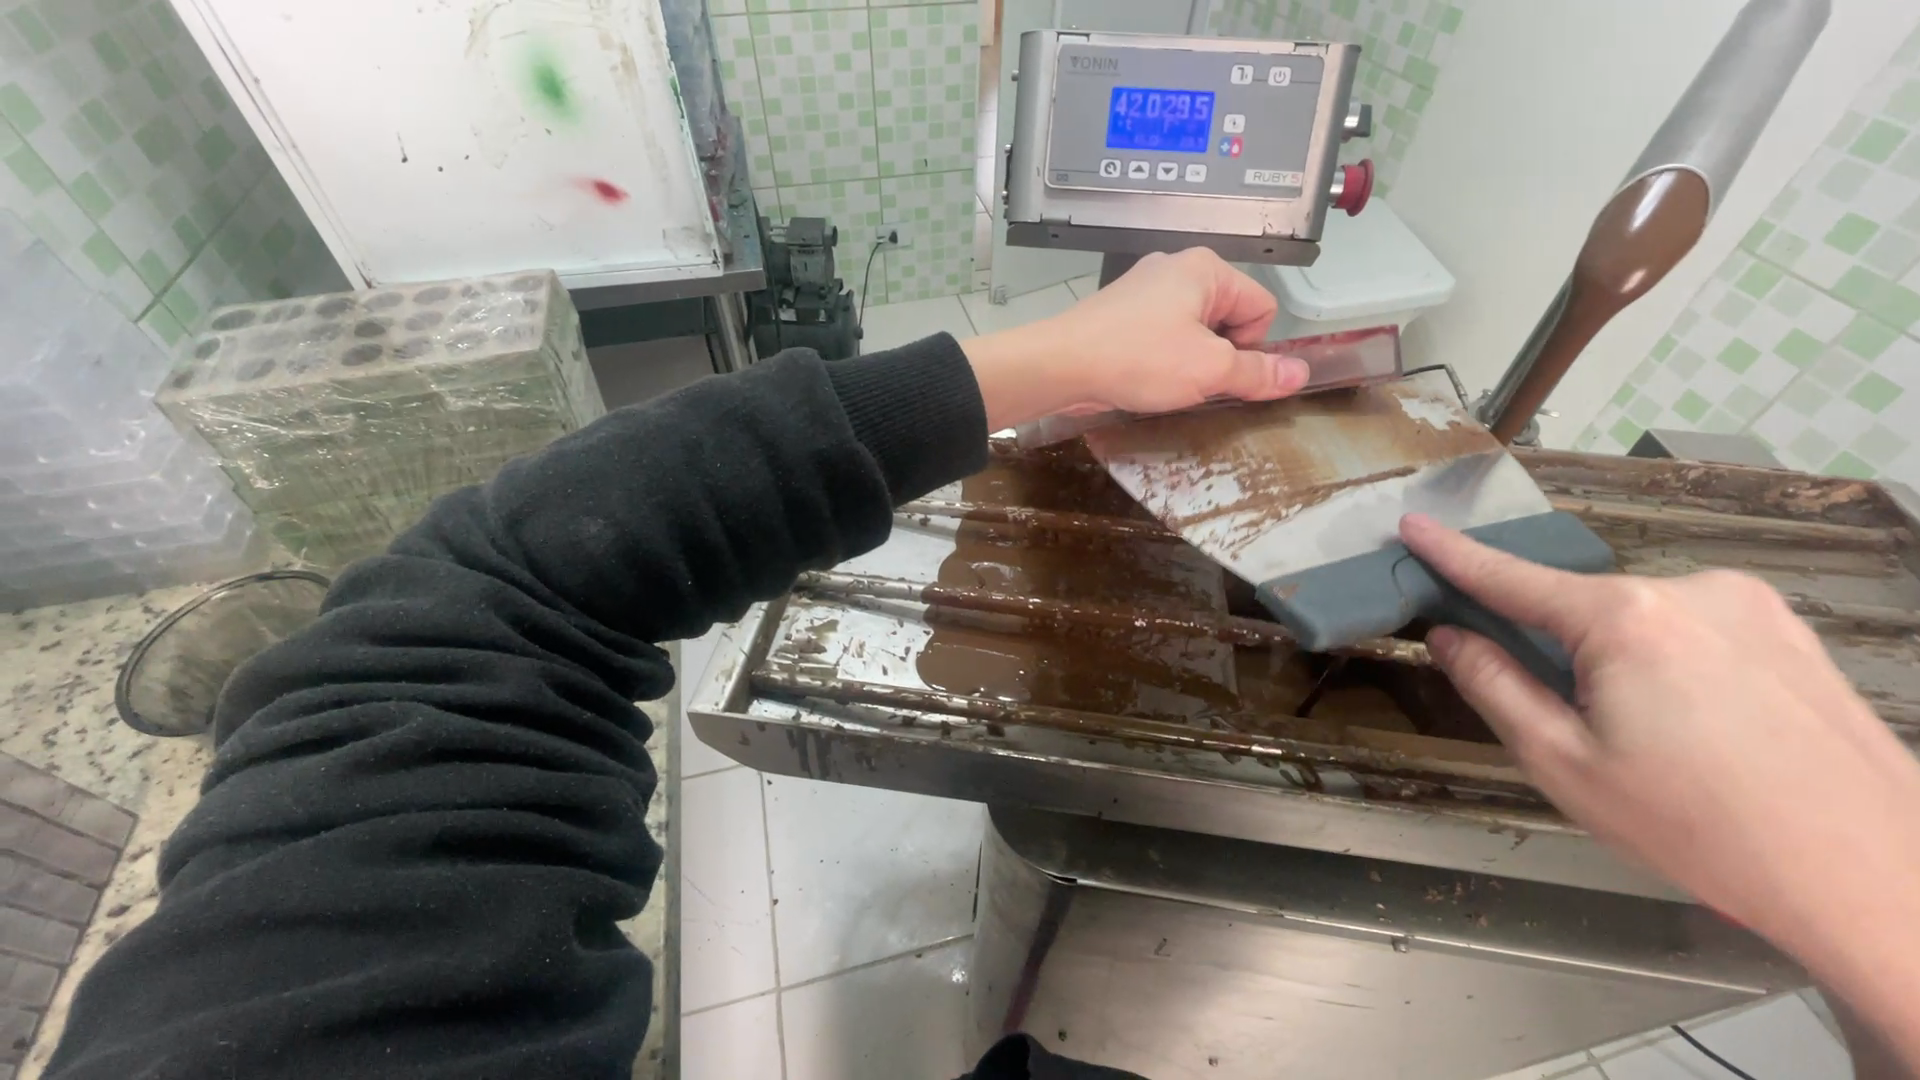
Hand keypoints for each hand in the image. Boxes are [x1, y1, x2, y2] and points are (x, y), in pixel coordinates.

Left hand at [960, 249, 1310, 429]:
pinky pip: (1163, 336)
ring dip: (1190, 360)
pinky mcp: (1123, 313)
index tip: (1219, 370)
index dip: (1250, 348)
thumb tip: (1300, 374)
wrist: (1062, 366)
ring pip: (1195, 331)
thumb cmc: (1138, 360)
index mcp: (1207, 268)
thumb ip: (1258, 373)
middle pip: (1228, 318)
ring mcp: (1146, 289)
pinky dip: (1162, 358)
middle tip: (1191, 378)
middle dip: (1218, 354)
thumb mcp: (1209, 370)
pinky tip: (1144, 375)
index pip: (1262, 308)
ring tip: (1164, 378)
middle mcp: (1177, 268)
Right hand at [1402, 513, 1919, 1063]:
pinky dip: (1663, 658)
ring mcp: (1750, 604)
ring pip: (1635, 617)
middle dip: (1551, 643)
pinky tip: (1697, 725)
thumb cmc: (1699, 827)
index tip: (1411, 524)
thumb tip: (1449, 635)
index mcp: (1624, 619)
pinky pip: (1689, 626)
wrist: (1878, 882)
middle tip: (1568, 720)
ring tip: (1651, 739)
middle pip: (1577, 602)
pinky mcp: (1789, 629)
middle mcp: (1689, 589)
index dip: (1452, 553)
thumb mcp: (1562, 763)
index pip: (1510, 578)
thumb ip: (1493, 686)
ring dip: (1612, 656)